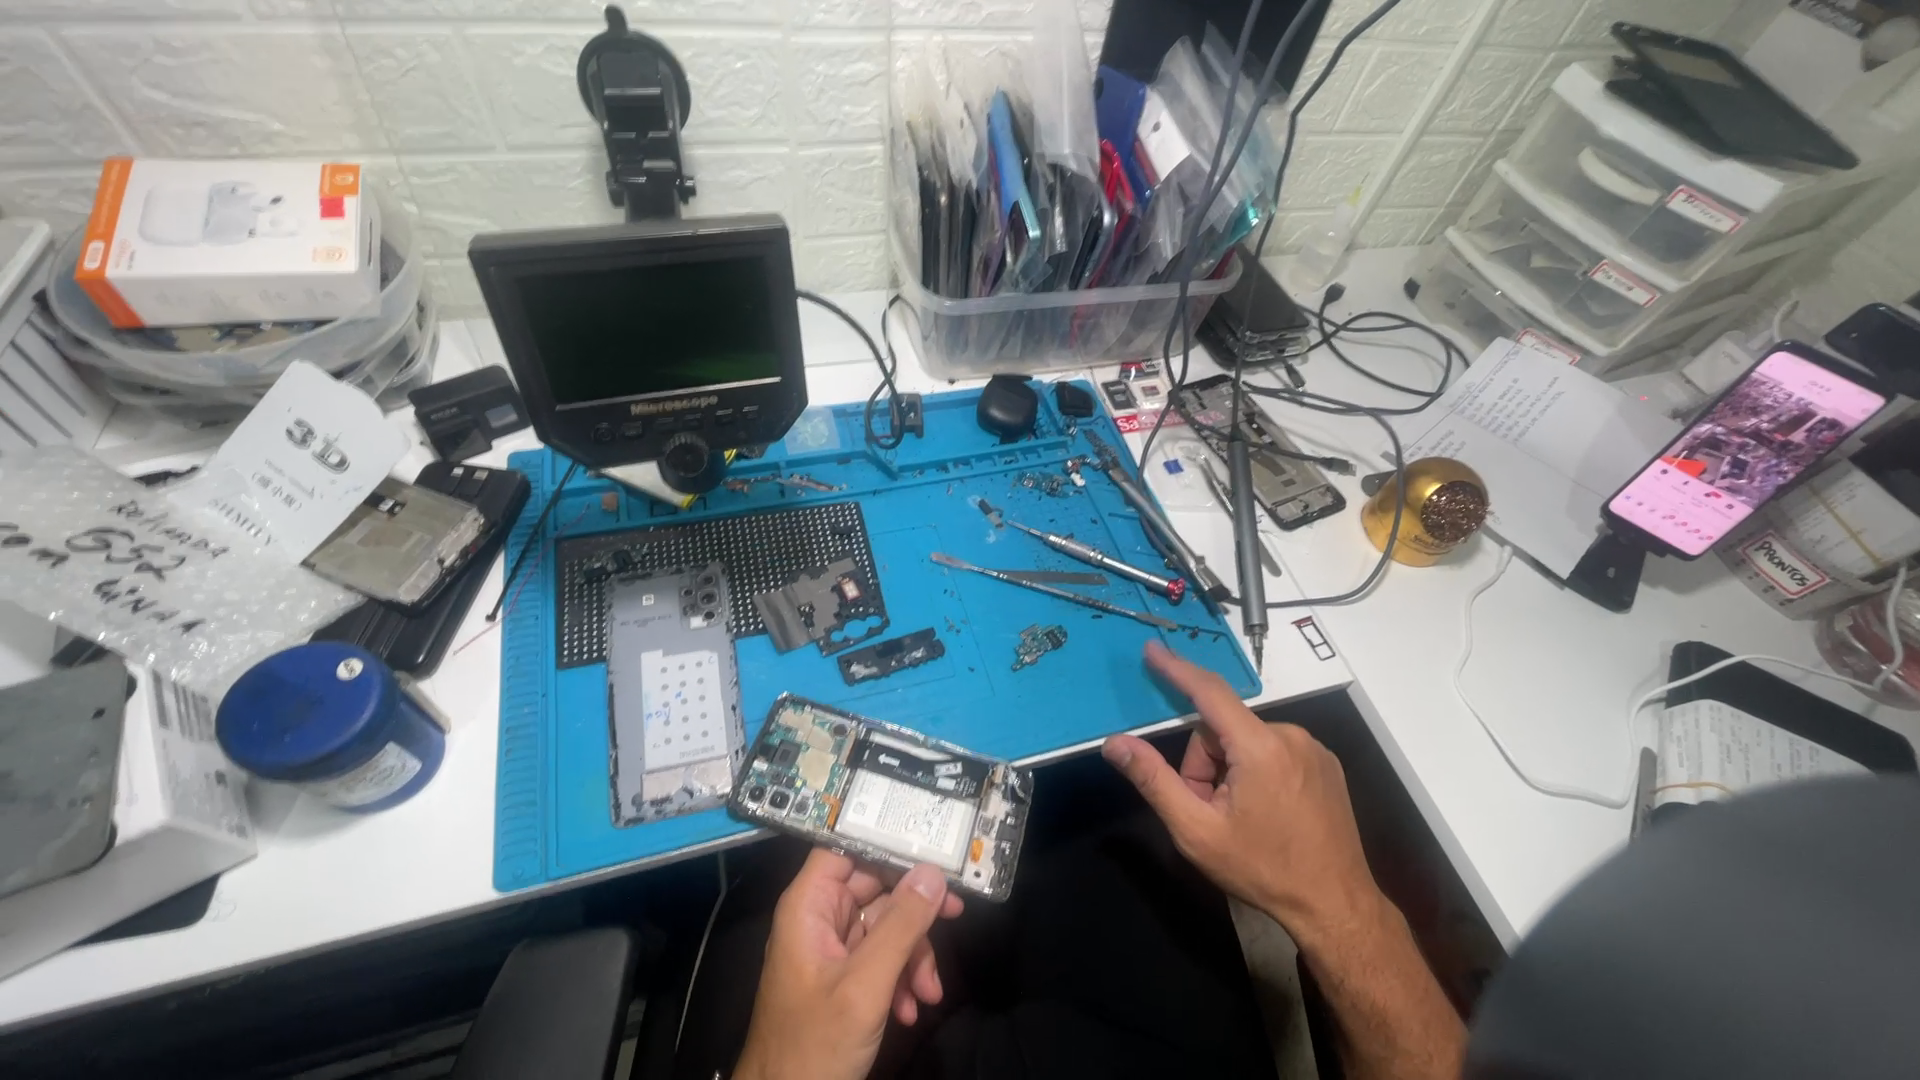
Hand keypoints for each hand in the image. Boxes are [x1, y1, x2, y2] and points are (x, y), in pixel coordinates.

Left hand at [733, 848, 963, 1079]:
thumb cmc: (814, 1044)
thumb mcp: (864, 985)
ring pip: (886, 926)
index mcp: (809, 906)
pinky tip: (911, 1008)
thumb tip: (932, 873)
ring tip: (927, 992)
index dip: (884, 841)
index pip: (846, 847)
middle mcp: (820, 918)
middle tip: (954, 913)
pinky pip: (882, 958)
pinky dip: (902, 978)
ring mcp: (833, 950)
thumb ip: (900, 927)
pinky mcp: (845, 978)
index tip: (929, 844)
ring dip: (913, 955)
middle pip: (875, 886)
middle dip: (914, 910)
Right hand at [1102, 641, 1384, 947]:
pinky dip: (1256, 771)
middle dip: (1204, 764)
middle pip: (1222, 729)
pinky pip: (1273, 750)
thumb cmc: (1262, 869)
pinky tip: (1264, 811)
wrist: (1336, 906)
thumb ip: (1153, 780)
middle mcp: (1290, 736)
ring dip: (1229, 769)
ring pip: (1246, 740)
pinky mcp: (1325, 764)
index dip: (1176, 669)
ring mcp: (1313, 749)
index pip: (1209, 692)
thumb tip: (1115, 743)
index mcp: (1259, 747)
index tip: (1152, 649)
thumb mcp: (1196, 830)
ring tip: (1238, 817)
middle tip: (1207, 811)